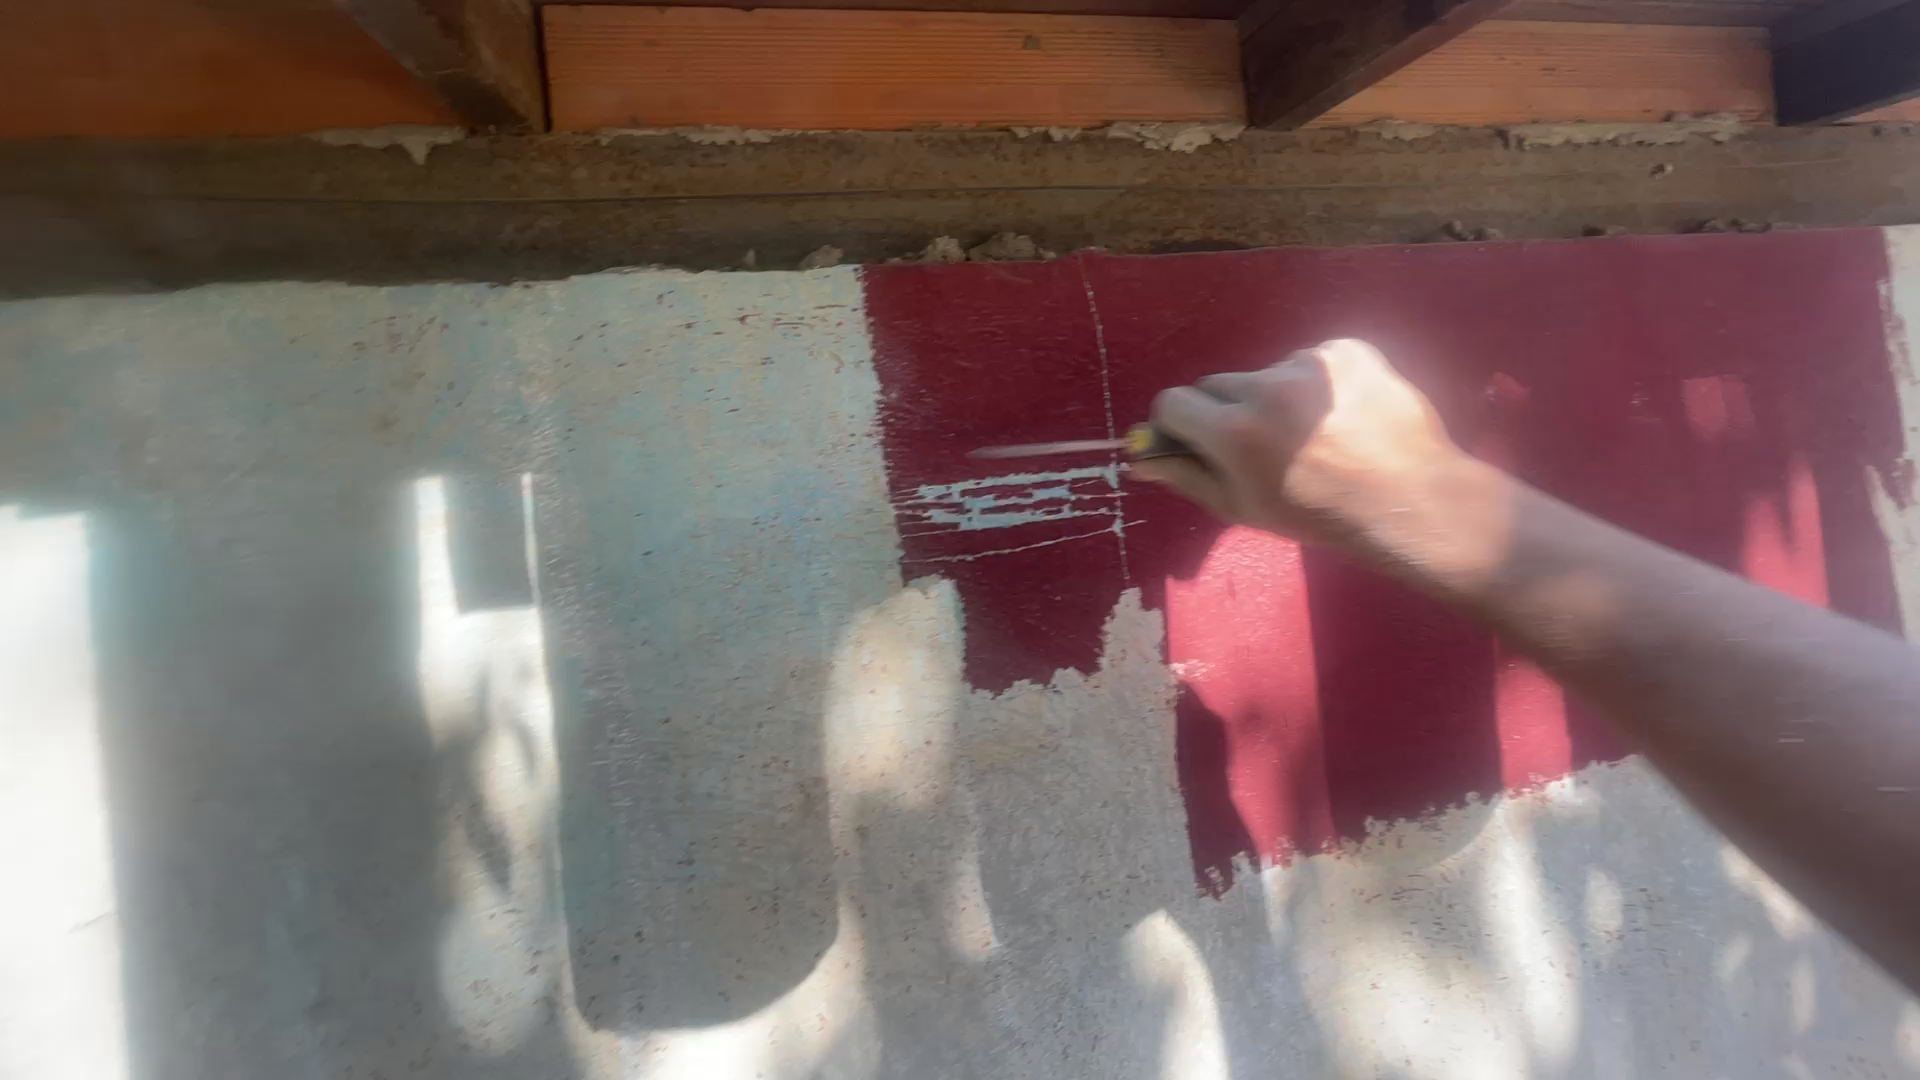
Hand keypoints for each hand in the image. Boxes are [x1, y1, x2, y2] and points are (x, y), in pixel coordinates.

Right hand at [1133, 339, 1470, 551]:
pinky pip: (1306, 362)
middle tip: (1256, 444)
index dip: (1178, 424)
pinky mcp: (1346, 349)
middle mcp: (1265, 387)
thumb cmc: (1314, 514)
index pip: (1172, 402)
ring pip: (1261, 373)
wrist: (1408, 499)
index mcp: (1232, 432)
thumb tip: (1139, 458)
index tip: (1193, 440)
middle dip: (1223, 410)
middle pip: (1215, 385)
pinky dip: (1311, 385)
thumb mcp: (1240, 506)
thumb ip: (1185, 475)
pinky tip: (1337, 415)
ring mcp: (1309, 364)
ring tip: (1308, 433)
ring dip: (1270, 397)